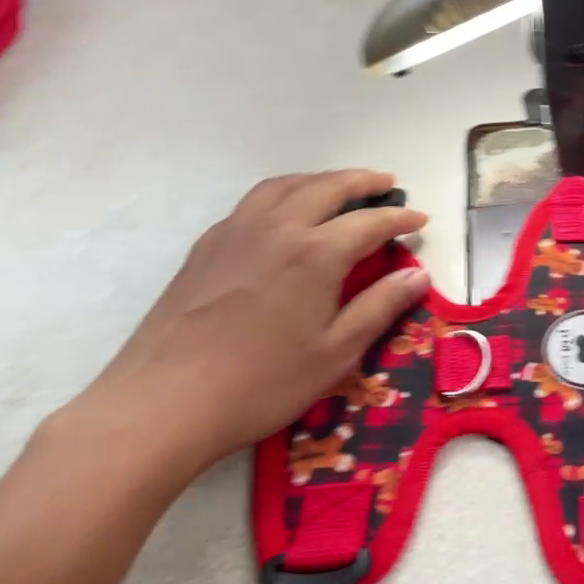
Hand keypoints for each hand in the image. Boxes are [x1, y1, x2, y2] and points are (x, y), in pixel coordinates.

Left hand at [58, 170, 429, 476]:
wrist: (163, 403)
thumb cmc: (261, 383)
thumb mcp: (336, 352)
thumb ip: (380, 306)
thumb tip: (417, 275)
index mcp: (316, 252)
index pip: (369, 222)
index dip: (400, 219)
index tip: (420, 220)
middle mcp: (277, 228)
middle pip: (327, 187)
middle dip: (363, 182)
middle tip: (388, 185)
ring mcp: (235, 233)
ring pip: (285, 186)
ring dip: (320, 179)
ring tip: (340, 187)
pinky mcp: (205, 247)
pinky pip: (254, 203)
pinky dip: (283, 194)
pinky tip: (285, 215)